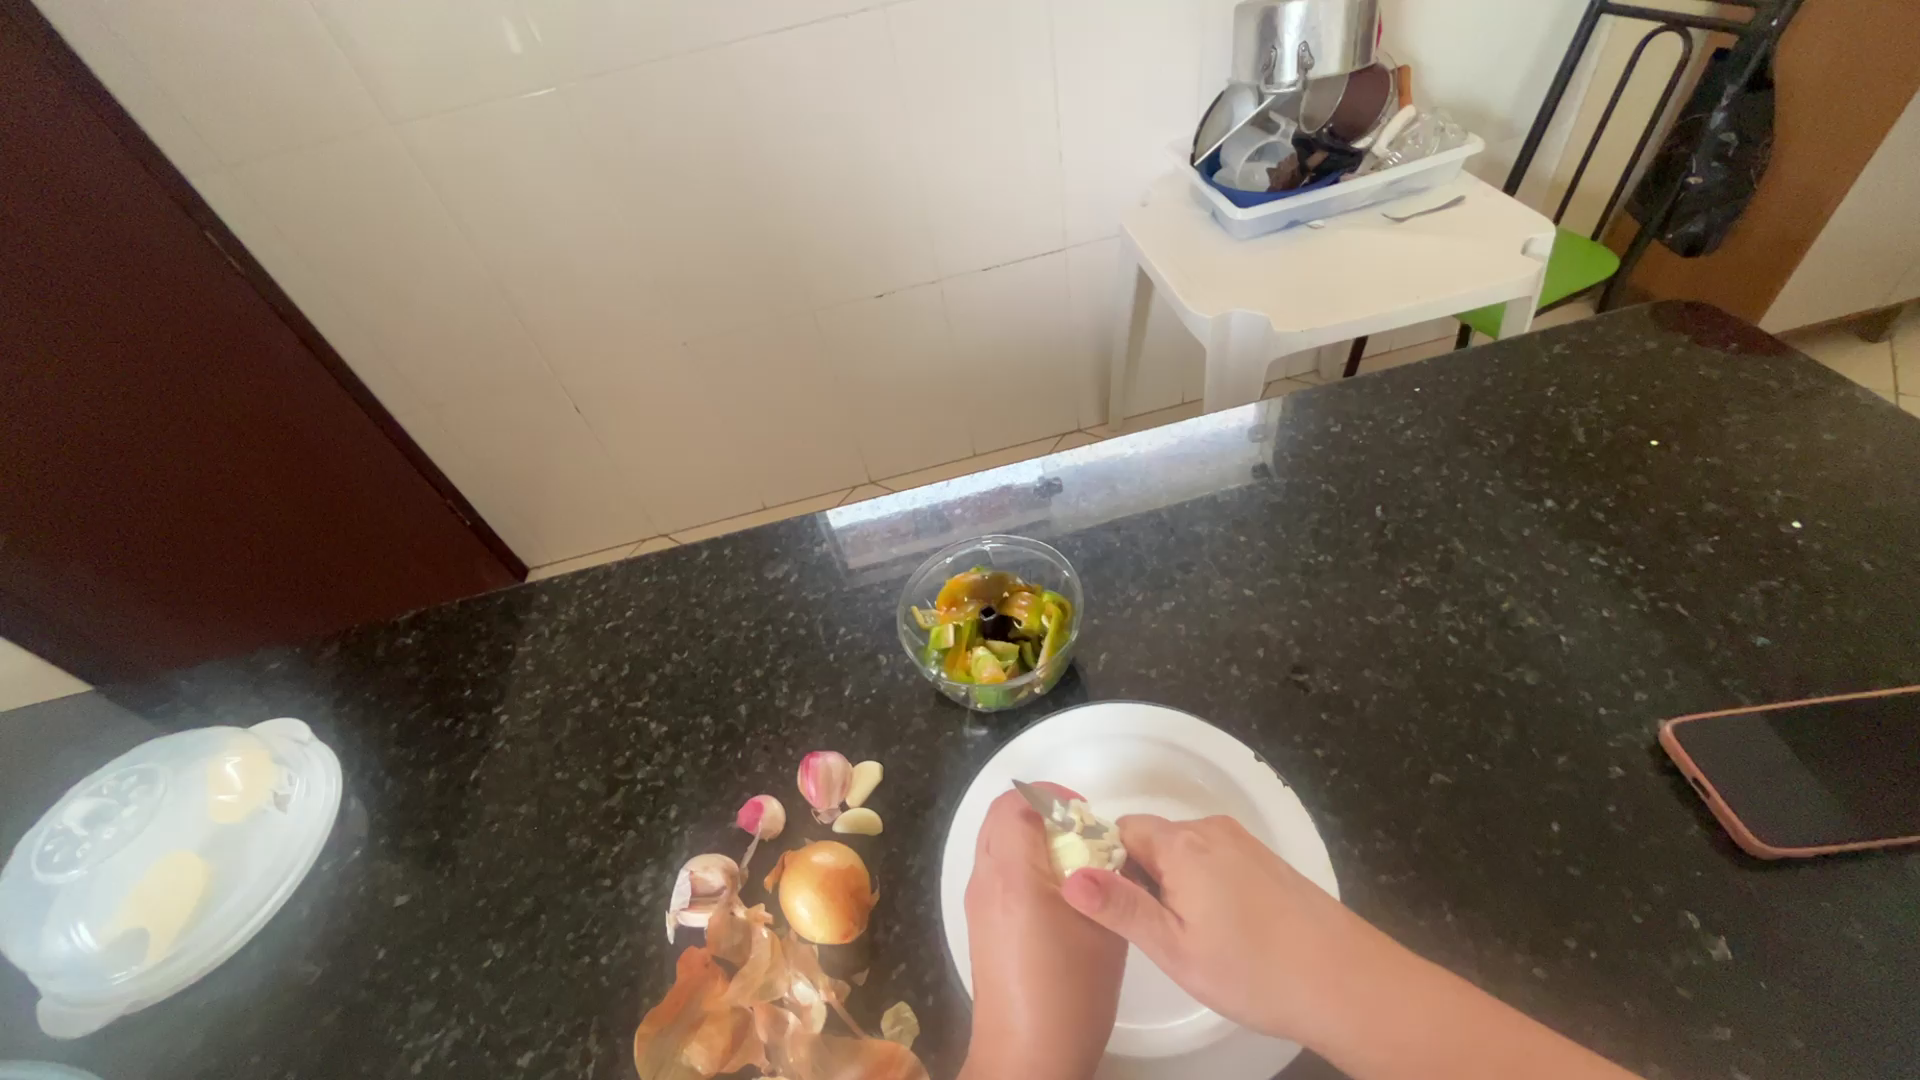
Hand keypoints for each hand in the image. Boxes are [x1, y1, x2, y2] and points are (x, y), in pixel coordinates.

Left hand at [961, 783, 1125, 1079]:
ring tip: (1069, 854)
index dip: (1050, 794)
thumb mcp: (1105, 930)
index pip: (1017, 803)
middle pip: (999, 815)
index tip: (1082, 810)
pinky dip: (1018, 856)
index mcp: (1014, 875)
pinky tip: (1053, 886)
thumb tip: (1106, 848)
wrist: (1027, 1056)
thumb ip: (1106, 879)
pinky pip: (993, 866)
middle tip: (1077, 826)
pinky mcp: (978, 921)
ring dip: (1026, 831)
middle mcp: (986, 879)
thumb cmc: (1071, 994)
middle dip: (1037, 807)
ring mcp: (977, 901)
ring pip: (993, 838)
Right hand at [1060, 813, 1374, 1046]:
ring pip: (1183, 850)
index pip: (1121, 830)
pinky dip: (1204, 882)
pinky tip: (1226, 928)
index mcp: (1182, 844)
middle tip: (1158, 932)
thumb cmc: (1254, 971)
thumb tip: (1069, 876)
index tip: (1119, 907)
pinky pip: (1213, 857)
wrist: (1348, 983)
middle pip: (1153, 838)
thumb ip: (1120, 907)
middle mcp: (1210, 828)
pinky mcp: (1264, 857)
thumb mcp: (1175, 948)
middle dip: (1142, 875)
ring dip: (1174, 882)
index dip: (1108, 864)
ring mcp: (1242, 840)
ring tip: (1194, 937)